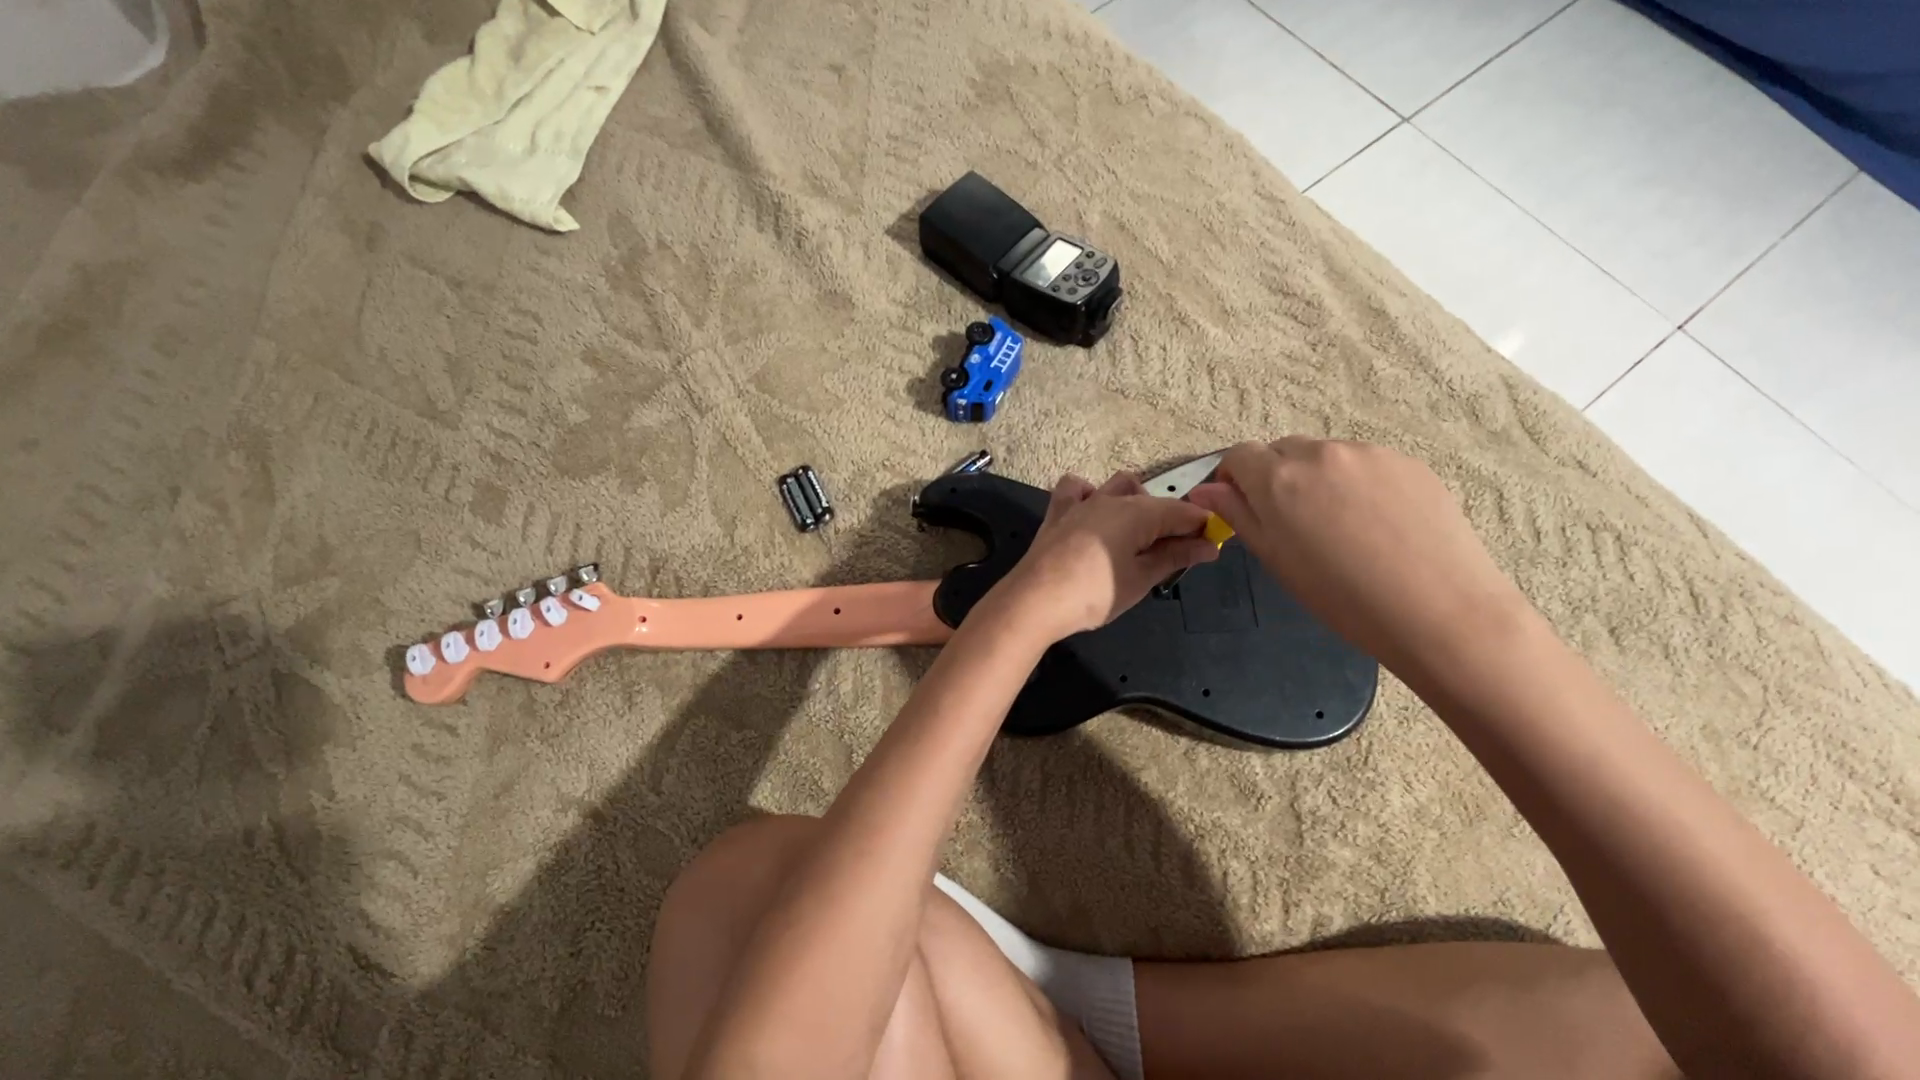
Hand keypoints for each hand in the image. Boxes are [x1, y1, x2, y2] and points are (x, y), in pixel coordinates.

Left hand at [990, 472, 1220, 642]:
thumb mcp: (1142, 579)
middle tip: (1175, 553)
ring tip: (1137, 535)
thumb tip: (1208, 546)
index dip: (1202, 528)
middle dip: (1170, 520)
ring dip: (1135, 502)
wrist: (1035, 599)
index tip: (1211, 545)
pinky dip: (1090, 496)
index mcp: (1138, 512)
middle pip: (1152, 500)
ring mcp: (1082, 502)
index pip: (1183, 512)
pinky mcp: (1058, 513)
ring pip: (1118, 486)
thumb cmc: (1094, 593)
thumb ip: (1175, 557)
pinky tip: (1093, 515)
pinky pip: (1077, 489)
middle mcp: (1112, 498)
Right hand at [1187, 438, 1535, 675]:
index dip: (1233, 478)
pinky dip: (1359, 485)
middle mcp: (1320, 453)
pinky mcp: (1408, 463)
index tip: (1240, 504)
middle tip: (1292, 522)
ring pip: (1326, 457)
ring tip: (1342, 527)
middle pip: (1282, 450)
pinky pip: (1367, 465)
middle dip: (1276, 477)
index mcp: (1279, 479)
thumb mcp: (1277, 561)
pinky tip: (1377, 525)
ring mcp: (1368, 454)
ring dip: (1320, 480)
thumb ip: (1239, 516)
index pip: (1239, 455)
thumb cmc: (1344, 598)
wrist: (1440, 609)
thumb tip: (1208, 490)